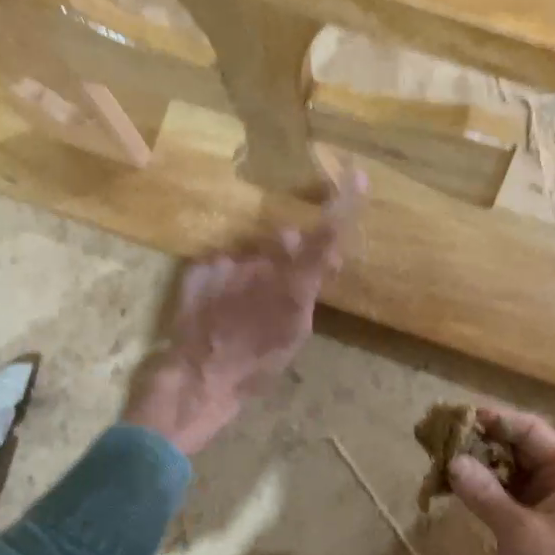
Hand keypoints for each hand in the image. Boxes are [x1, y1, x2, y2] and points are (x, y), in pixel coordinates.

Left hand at [123, 171, 364, 455]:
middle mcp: (263, 264)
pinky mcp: (199, 267)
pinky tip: (217, 305)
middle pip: (283, 239)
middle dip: (286, 252)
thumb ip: (308, 290)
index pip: (324, 237)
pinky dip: (223, 278)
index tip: (356, 176)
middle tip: (279, 284)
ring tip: (240, 305)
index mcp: (293, 286)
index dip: (342, 205)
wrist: (198, 378)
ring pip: (251, 253)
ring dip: (252, 269)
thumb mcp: (296, 334)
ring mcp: (228, 263)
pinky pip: (221, 262)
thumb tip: (323, 258)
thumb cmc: (256, 365)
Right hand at [449, 406, 554, 554]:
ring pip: (509, 474)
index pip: (532, 432)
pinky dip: (482, 492)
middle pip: (519, 450)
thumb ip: (486, 494)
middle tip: (442, 437)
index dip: (497, 421)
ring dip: (479, 467)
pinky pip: (505, 499)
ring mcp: (548, 508)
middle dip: (482, 442)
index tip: (460, 417)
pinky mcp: (534, 531)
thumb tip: (453, 461)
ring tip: (441, 459)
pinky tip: (454, 490)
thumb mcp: (520, 535)